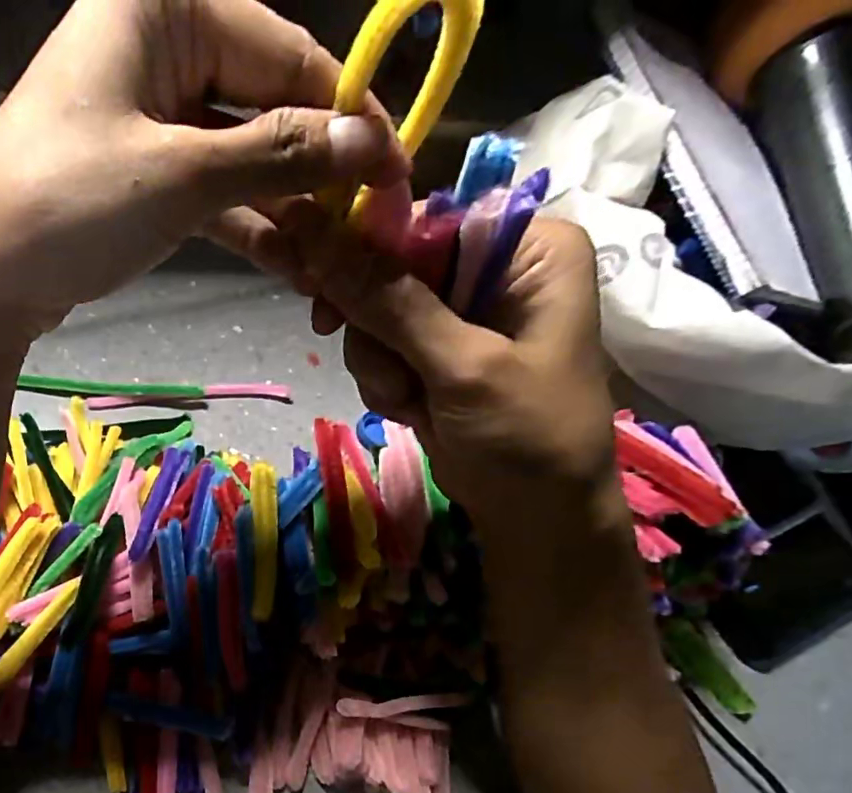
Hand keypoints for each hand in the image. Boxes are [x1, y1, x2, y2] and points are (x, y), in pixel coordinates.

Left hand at [0, 0, 409, 341]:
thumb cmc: (67, 209)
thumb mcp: (180, 178)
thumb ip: (280, 156)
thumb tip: (372, 144)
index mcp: (163, 6)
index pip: (285, 52)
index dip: (348, 116)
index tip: (395, 175)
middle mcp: (157, 47)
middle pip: (267, 103)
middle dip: (318, 173)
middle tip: (368, 230)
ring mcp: (146, 114)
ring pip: (241, 155)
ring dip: (288, 210)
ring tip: (334, 263)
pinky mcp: (139, 173)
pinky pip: (210, 190)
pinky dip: (248, 226)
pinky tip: (292, 264)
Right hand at [276, 204, 622, 548]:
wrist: (533, 513)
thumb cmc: (525, 433)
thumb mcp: (461, 364)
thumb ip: (389, 301)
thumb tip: (317, 237)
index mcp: (526, 245)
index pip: (423, 220)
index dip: (367, 254)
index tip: (324, 296)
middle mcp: (491, 268)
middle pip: (389, 267)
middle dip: (376, 329)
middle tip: (387, 371)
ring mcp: (456, 314)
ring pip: (373, 314)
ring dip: (379, 364)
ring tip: (412, 401)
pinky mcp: (431, 352)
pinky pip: (376, 348)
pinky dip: (383, 382)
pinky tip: (411, 409)